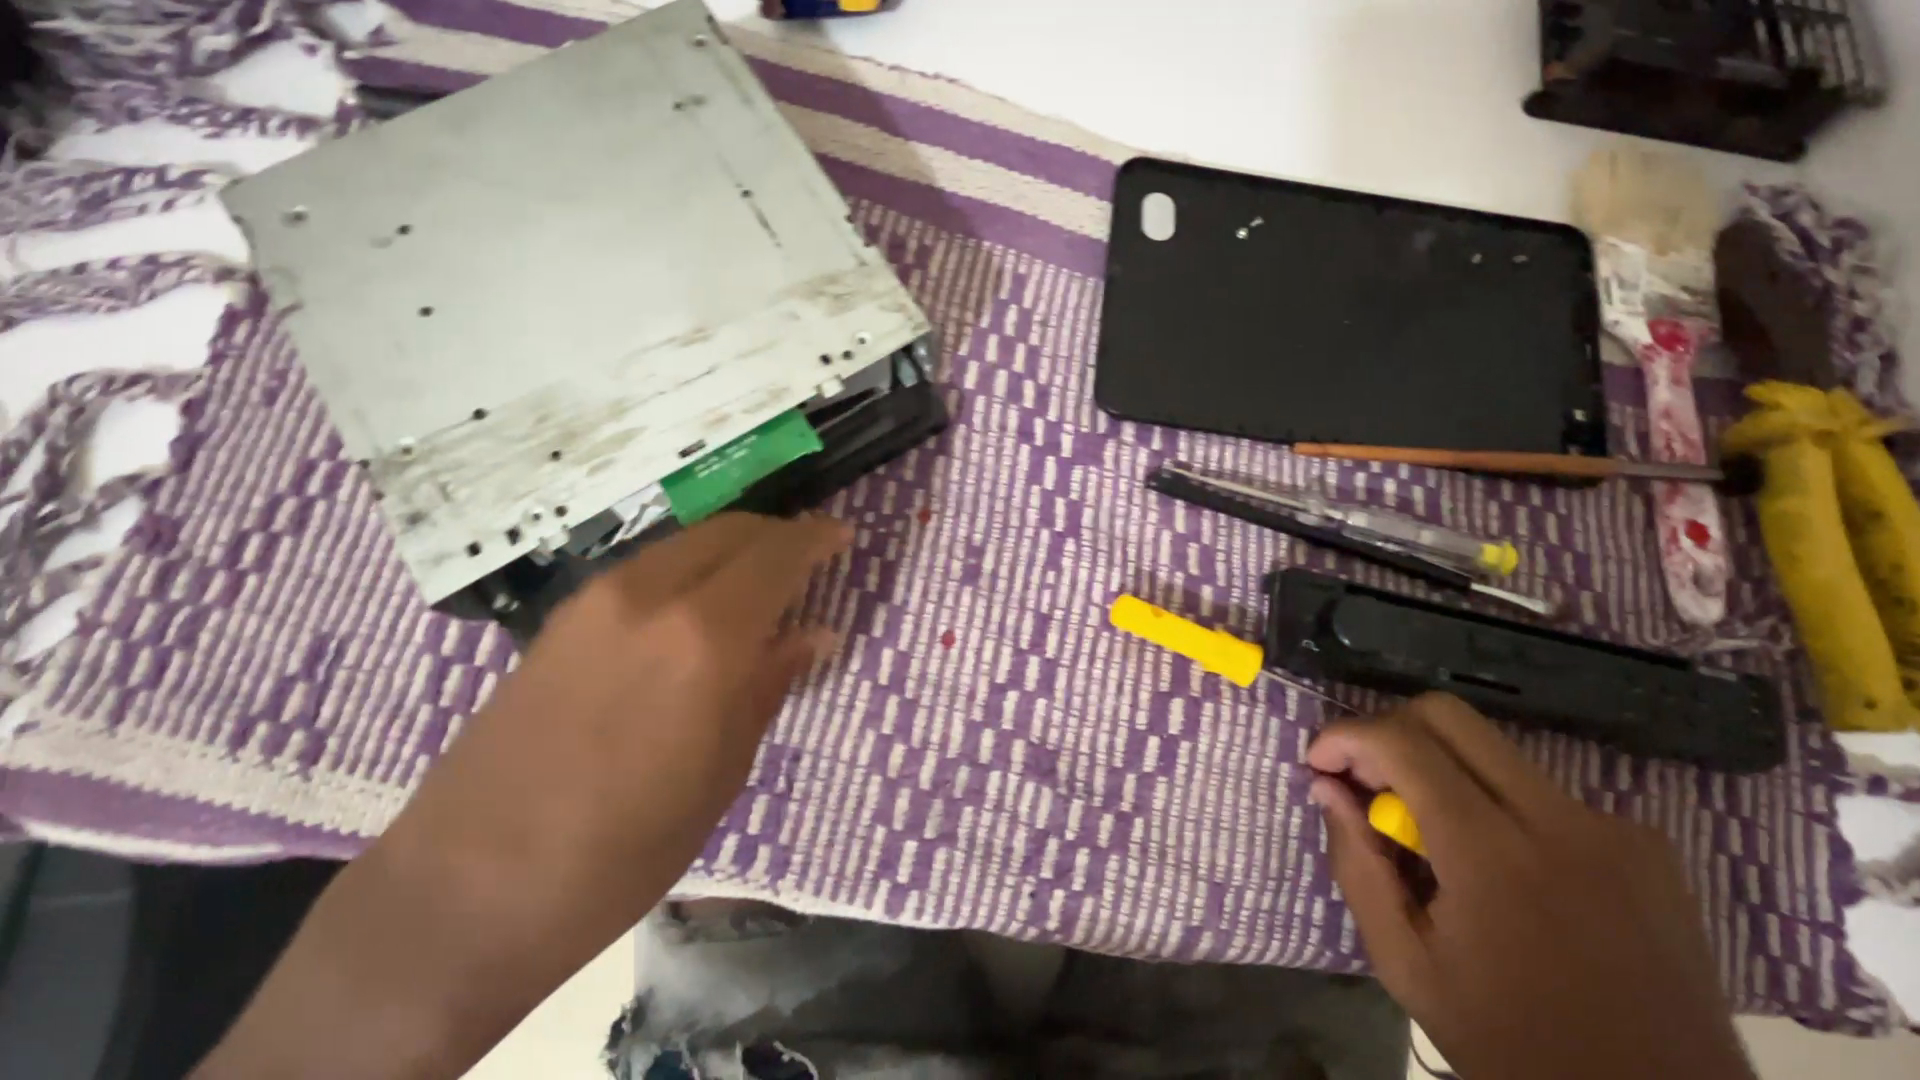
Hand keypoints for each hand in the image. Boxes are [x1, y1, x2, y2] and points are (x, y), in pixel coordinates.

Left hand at [394, 510, 851, 920]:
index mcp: (702, 638)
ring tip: (759, 585)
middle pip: (728, 531)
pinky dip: (686, 570)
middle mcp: (648, 596)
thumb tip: (812, 633)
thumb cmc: (624, 851)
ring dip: (729, 549)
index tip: (842, 538)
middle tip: (807, 560)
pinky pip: (644, 570)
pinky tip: (697, 609)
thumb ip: (767, 686)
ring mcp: (594, 601)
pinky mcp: (559, 620)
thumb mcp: (720, 774)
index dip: (815, 540)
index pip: (775, 555)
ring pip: (683, 543)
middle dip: (775, 536)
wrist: (470, 886)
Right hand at [1307, 693, 1755, 1079]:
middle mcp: (1559, 819)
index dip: (1346, 736)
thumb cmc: (1510, 1042)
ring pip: (1498, 753)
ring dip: (1443, 772)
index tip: (1318, 762)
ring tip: (1431, 841)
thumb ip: (1357, 865)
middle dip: (1389, 731)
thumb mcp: (1406, 965)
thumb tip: (1327, 787)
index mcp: (1492, 855)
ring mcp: (1613, 826)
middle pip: (1452, 717)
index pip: (1404, 743)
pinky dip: (1500, 808)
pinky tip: (1503, 873)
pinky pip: (1546, 794)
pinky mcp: (1647, 843)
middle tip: (1364, 781)